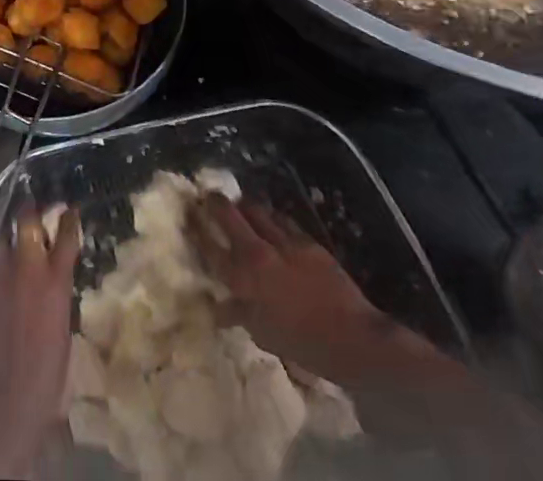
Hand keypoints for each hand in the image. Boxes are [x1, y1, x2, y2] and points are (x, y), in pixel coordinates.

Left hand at [0, 205, 79, 479]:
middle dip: (29, 209)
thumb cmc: (50, 369)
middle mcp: (26, 269)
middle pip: (25, 223)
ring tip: (6, 226)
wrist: (9, 390)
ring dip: (4, 231)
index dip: (67, 220)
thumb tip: (50, 280)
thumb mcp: (63, 326)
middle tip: (31, 203)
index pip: (65, 238)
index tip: (68, 208)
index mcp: (56, 282)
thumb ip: (55, 294)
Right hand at [191, 195, 399, 385]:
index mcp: (238, 276)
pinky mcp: (308, 243)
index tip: (187, 213)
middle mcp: (255, 252)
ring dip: (243, 206)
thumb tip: (217, 307)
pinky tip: (271, 221)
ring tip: (239, 206)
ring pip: (255, 209)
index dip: (193, 224)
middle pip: (226, 212)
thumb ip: (235, 312)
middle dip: (213, 202)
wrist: (355, 341)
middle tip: (208, 198)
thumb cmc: (302, 343)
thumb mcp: (260, 332)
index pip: (205, 241)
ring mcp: (283, 244)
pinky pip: (283, 220)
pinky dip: (272, 217)